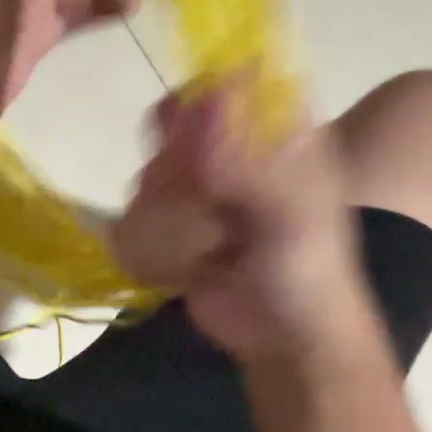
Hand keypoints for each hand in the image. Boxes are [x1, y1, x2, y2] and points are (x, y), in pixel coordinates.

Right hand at [111, 79, 369, 360]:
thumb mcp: (290, 214)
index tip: (202, 171)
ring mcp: (190, 192)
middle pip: (163, 143)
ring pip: (140, 192)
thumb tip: (203, 108)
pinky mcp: (163, 233)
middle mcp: (225, 149)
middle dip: (181, 198)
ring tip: (211, 260)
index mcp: (269, 126)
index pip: (211, 91)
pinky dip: (154, 261)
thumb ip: (246, 163)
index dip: (193, 128)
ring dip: (171, 238)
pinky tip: (189, 276)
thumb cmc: (305, 273)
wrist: (283, 340)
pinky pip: (127, 232)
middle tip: (218, 228)